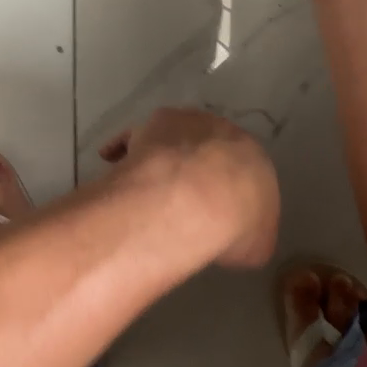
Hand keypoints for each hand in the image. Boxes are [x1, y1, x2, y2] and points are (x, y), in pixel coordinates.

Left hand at [99, 108, 280, 267]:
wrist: (203, 195)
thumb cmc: (236, 225)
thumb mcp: (255, 245)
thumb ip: (246, 237)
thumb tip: (231, 240)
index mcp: (254, 160)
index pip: (240, 172)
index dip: (222, 191)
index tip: (209, 209)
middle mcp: (224, 132)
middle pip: (205, 148)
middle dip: (192, 168)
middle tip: (176, 196)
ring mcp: (190, 122)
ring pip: (172, 137)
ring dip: (161, 154)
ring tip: (143, 183)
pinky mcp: (159, 120)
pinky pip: (137, 134)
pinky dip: (124, 146)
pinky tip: (111, 158)